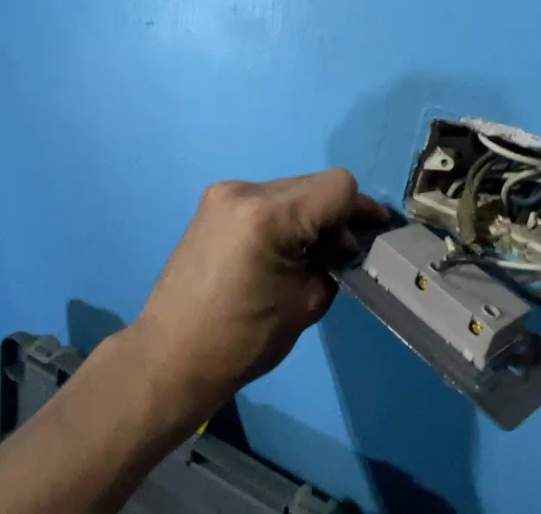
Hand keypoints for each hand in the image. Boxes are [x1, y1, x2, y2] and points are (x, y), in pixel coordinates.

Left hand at [129, 170, 387, 421]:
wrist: (172, 355)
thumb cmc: (244, 340)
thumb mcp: (308, 302)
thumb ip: (333, 260)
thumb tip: (344, 240)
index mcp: (269, 215)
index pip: (338, 186)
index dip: (360, 210)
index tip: (367, 238)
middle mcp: (245, 191)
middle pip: (313, 184)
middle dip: (334, 214)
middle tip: (341, 254)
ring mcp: (224, 193)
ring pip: (289, 189)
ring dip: (308, 215)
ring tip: (309, 255)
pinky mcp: (212, 204)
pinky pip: (264, 198)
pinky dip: (283, 217)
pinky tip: (280, 250)